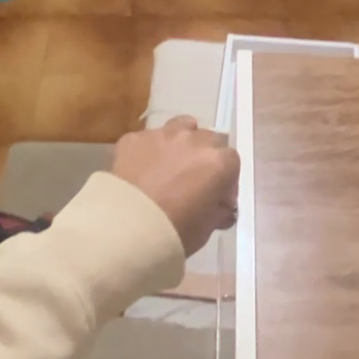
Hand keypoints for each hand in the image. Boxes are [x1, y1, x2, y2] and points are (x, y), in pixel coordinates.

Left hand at [111, 116, 239, 254]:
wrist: (126, 227)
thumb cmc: (175, 231)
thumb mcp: (207, 228)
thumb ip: (218, 211)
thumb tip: (220, 207)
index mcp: (218, 162)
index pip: (232, 163)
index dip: (226, 182)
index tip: (217, 199)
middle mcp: (194, 140)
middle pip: (208, 140)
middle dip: (205, 158)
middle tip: (193, 182)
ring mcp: (163, 135)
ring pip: (181, 127)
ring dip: (181, 142)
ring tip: (170, 165)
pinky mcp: (134, 138)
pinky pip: (148, 139)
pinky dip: (149, 152)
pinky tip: (141, 170)